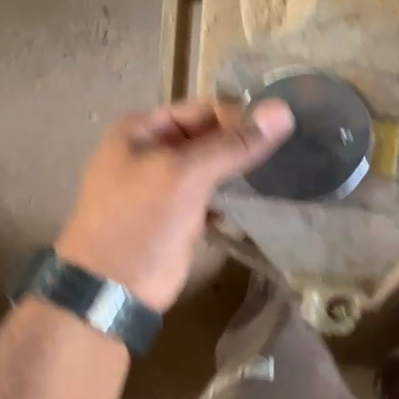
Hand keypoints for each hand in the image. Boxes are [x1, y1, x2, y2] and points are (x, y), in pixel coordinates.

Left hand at [55, 99, 293, 310]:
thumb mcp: (185, 174)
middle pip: (209, 136)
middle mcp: (151, 151)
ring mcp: (164, 186)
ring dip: (241, 171)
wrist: (112, 290)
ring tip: (279, 175)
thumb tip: (283, 111)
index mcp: (141, 130)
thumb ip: (233, 144)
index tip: (276, 132)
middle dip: (243, 143)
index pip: (202, 108)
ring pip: (213, 167)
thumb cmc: (140, 221)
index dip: (239, 116)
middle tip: (286, 152)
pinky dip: (231, 199)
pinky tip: (255, 204)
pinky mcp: (178, 216)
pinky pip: (212, 196)